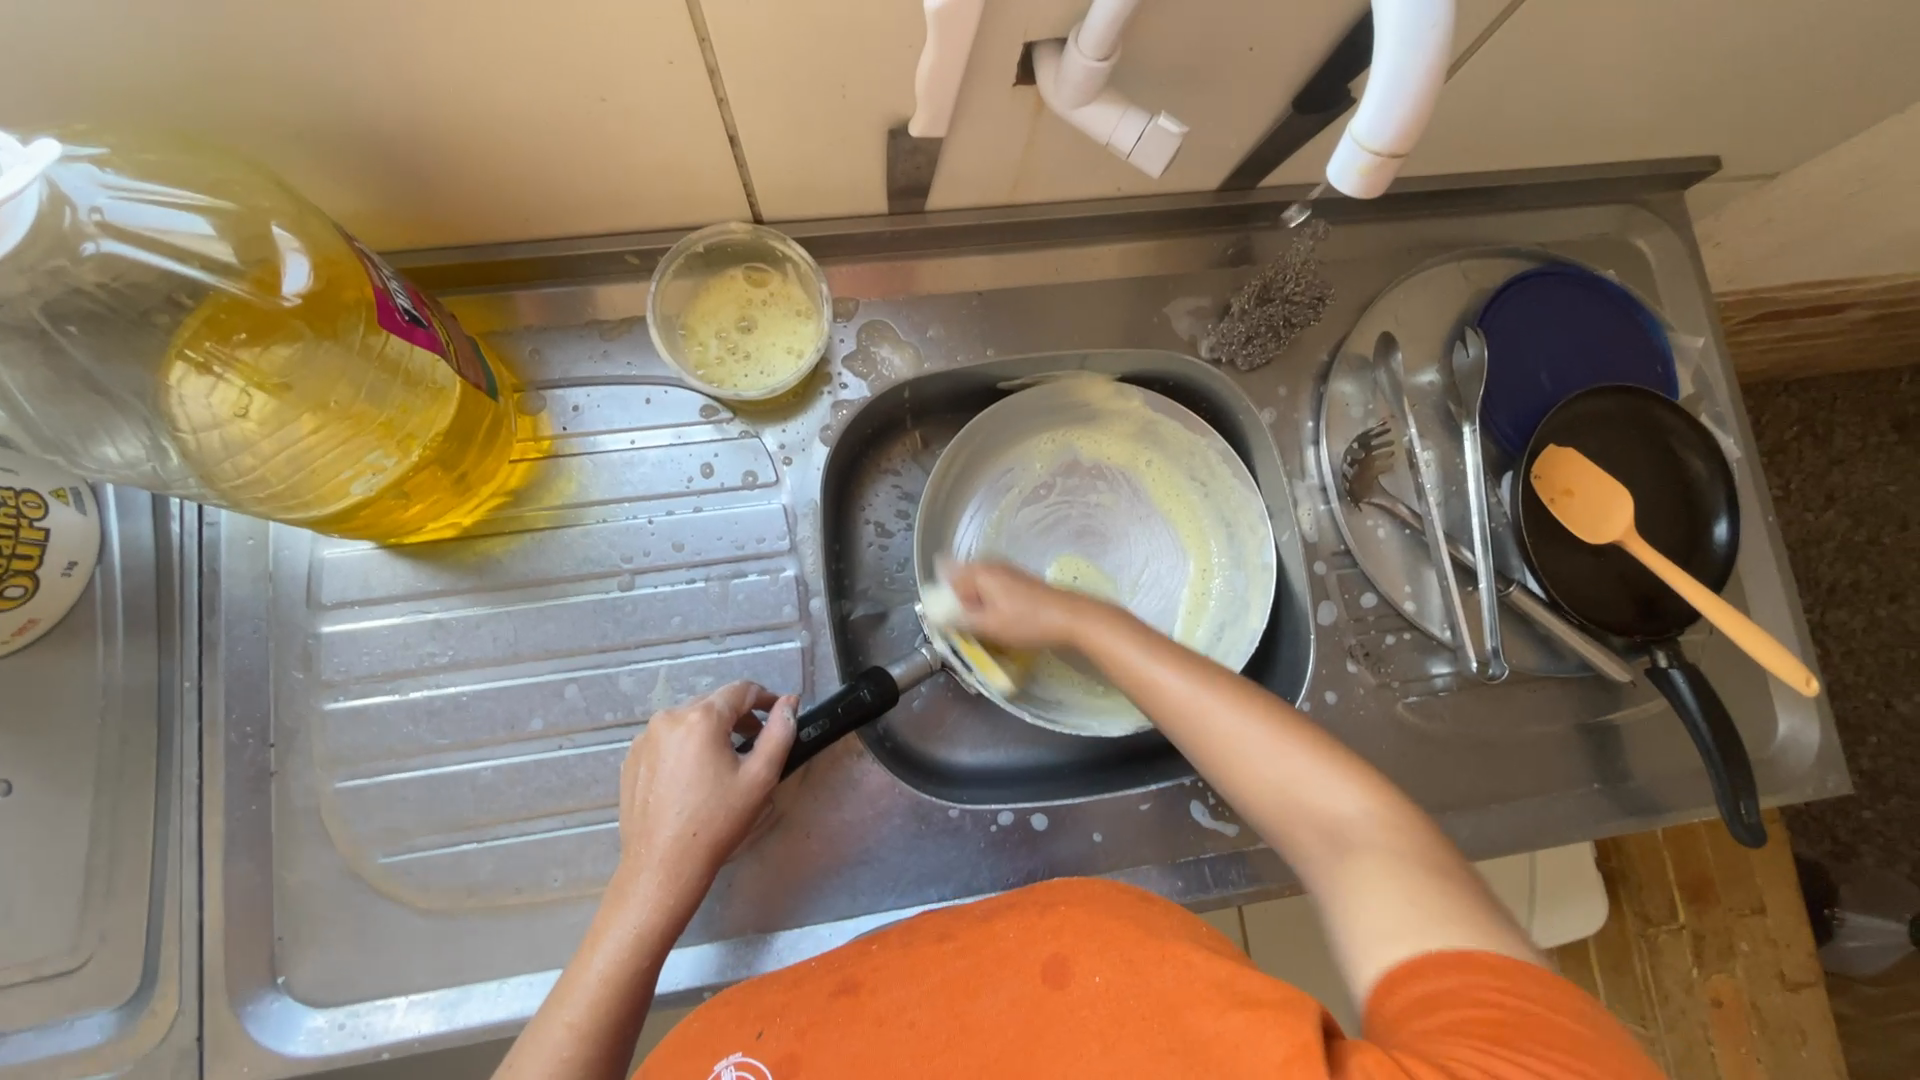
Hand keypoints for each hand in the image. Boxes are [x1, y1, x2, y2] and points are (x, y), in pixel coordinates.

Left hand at [616, 682, 796, 893]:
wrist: (662, 866)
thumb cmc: (717, 821)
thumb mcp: (760, 777)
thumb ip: (780, 732)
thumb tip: (789, 702)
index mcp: (701, 718)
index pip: (741, 690)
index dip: (765, 698)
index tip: (779, 713)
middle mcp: (668, 718)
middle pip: (713, 703)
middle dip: (738, 717)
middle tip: (756, 743)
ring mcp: (644, 738)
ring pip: (688, 720)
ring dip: (711, 731)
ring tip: (724, 762)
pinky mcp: (632, 759)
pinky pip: (667, 740)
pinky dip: (685, 747)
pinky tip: (693, 778)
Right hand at [941, 560, 1117, 649]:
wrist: (1072, 618)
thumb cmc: (1028, 621)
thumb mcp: (988, 625)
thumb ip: (958, 618)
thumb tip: (936, 615)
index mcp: (979, 571)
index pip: (945, 577)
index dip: (942, 599)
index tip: (945, 620)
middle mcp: (990, 565)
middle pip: (962, 581)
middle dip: (959, 603)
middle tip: (965, 625)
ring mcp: (1007, 571)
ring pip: (978, 587)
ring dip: (975, 606)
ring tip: (983, 627)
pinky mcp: (1019, 581)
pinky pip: (993, 591)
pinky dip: (990, 605)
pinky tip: (999, 622)